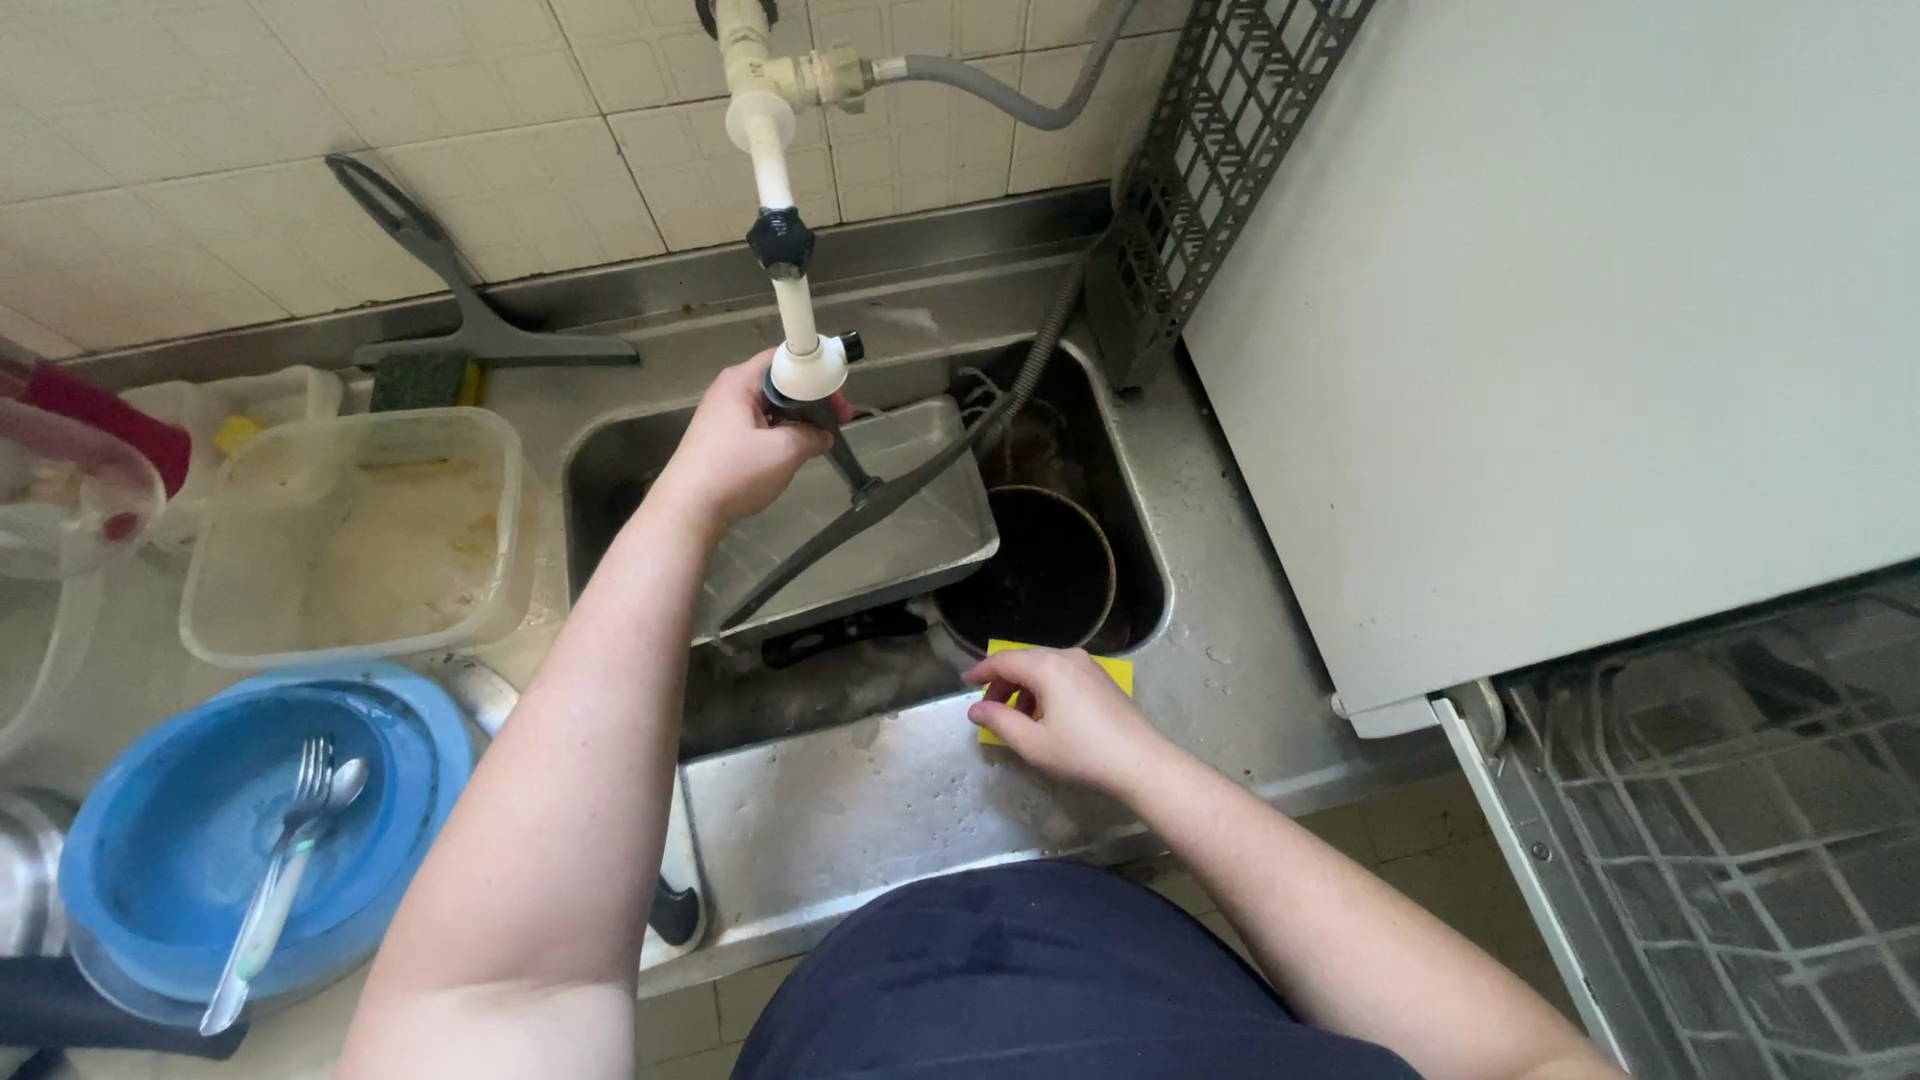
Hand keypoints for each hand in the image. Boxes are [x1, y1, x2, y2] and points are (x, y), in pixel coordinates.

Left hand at [648, 350, 853, 535]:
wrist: (688, 509)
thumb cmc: (735, 472)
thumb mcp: (783, 452)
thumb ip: (811, 437)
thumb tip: (824, 436)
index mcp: (740, 382)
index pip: (783, 359)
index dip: (815, 374)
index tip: (837, 397)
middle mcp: (730, 391)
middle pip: (779, 382)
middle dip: (811, 398)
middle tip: (838, 418)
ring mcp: (724, 415)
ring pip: (771, 405)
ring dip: (798, 417)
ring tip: (822, 435)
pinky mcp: (723, 437)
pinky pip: (760, 424)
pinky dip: (782, 431)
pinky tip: (797, 448)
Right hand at [963, 647, 1176, 801]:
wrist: (1141, 762)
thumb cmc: (1082, 753)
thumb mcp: (1033, 743)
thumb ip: (999, 721)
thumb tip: (975, 709)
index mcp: (1047, 667)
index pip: (1004, 660)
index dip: (981, 671)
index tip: (965, 682)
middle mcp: (1067, 657)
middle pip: (1024, 661)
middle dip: (1002, 682)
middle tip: (989, 708)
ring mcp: (1088, 666)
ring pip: (1044, 667)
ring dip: (1024, 687)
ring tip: (1017, 718)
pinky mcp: (1101, 678)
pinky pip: (1062, 674)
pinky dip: (1045, 688)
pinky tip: (1045, 715)